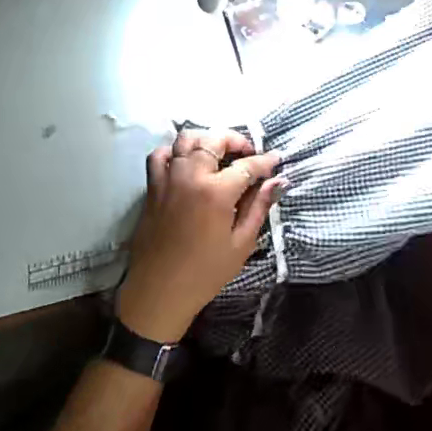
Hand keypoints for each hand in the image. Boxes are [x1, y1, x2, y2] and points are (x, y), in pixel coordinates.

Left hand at [117, 129, 285, 342]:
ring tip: (219, 153)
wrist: (159, 291)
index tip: (276, 160)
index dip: (265, 161)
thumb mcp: (241, 243)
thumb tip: (278, 181)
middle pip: (214, 139)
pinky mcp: (152, 187)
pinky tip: (186, 161)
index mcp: (216, 192)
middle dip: (236, 140)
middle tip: (248, 153)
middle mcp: (190, 176)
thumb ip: (259, 206)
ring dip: (206, 140)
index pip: (247, 165)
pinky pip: (160, 155)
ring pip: (185, 139)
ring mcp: (168, 179)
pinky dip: (174, 151)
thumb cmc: (205, 272)